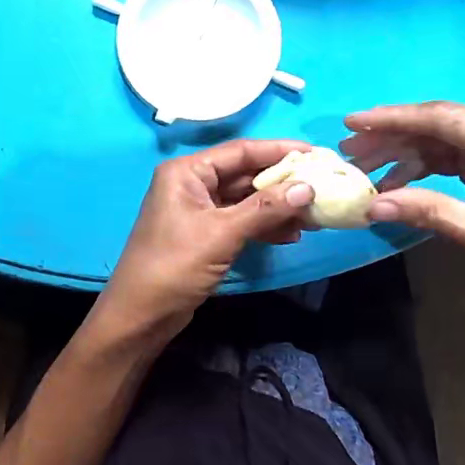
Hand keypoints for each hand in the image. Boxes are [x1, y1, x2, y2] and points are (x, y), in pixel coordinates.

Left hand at [100, 139, 315, 335]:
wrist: (141, 314)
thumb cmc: (175, 264)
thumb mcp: (222, 234)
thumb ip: (265, 209)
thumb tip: (308, 187)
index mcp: (186, 172)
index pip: (240, 151)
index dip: (278, 150)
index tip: (316, 153)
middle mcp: (191, 184)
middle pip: (244, 174)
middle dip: (282, 182)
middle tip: (323, 186)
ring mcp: (198, 210)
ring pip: (246, 199)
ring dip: (278, 207)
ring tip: (315, 216)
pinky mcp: (205, 234)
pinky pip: (241, 220)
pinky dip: (264, 226)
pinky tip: (292, 234)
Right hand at [342, 102, 464, 311]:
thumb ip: (426, 211)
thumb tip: (370, 205)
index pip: (444, 118)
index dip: (393, 118)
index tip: (352, 122)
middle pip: (438, 124)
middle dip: (391, 136)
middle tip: (347, 148)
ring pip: (440, 140)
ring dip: (401, 151)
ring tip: (360, 163)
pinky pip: (449, 157)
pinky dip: (419, 168)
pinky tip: (392, 181)